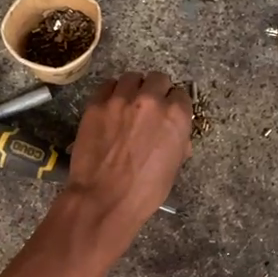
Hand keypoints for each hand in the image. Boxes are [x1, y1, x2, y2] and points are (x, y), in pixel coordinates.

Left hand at [61, 71, 192, 243]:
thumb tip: (175, 133)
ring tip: (128, 103)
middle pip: (158, 79)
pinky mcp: (96, 104)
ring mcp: (121, 99)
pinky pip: (108, 86)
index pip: (181, 94)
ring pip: (132, 77)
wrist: (104, 199)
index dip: (175, 104)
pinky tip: (110, 107)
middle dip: (156, 90)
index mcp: (175, 115)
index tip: (168, 113)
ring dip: (134, 88)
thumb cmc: (145, 190)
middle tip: (149, 106)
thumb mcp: (174, 166)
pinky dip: (112, 93)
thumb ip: (178, 140)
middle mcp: (150, 100)